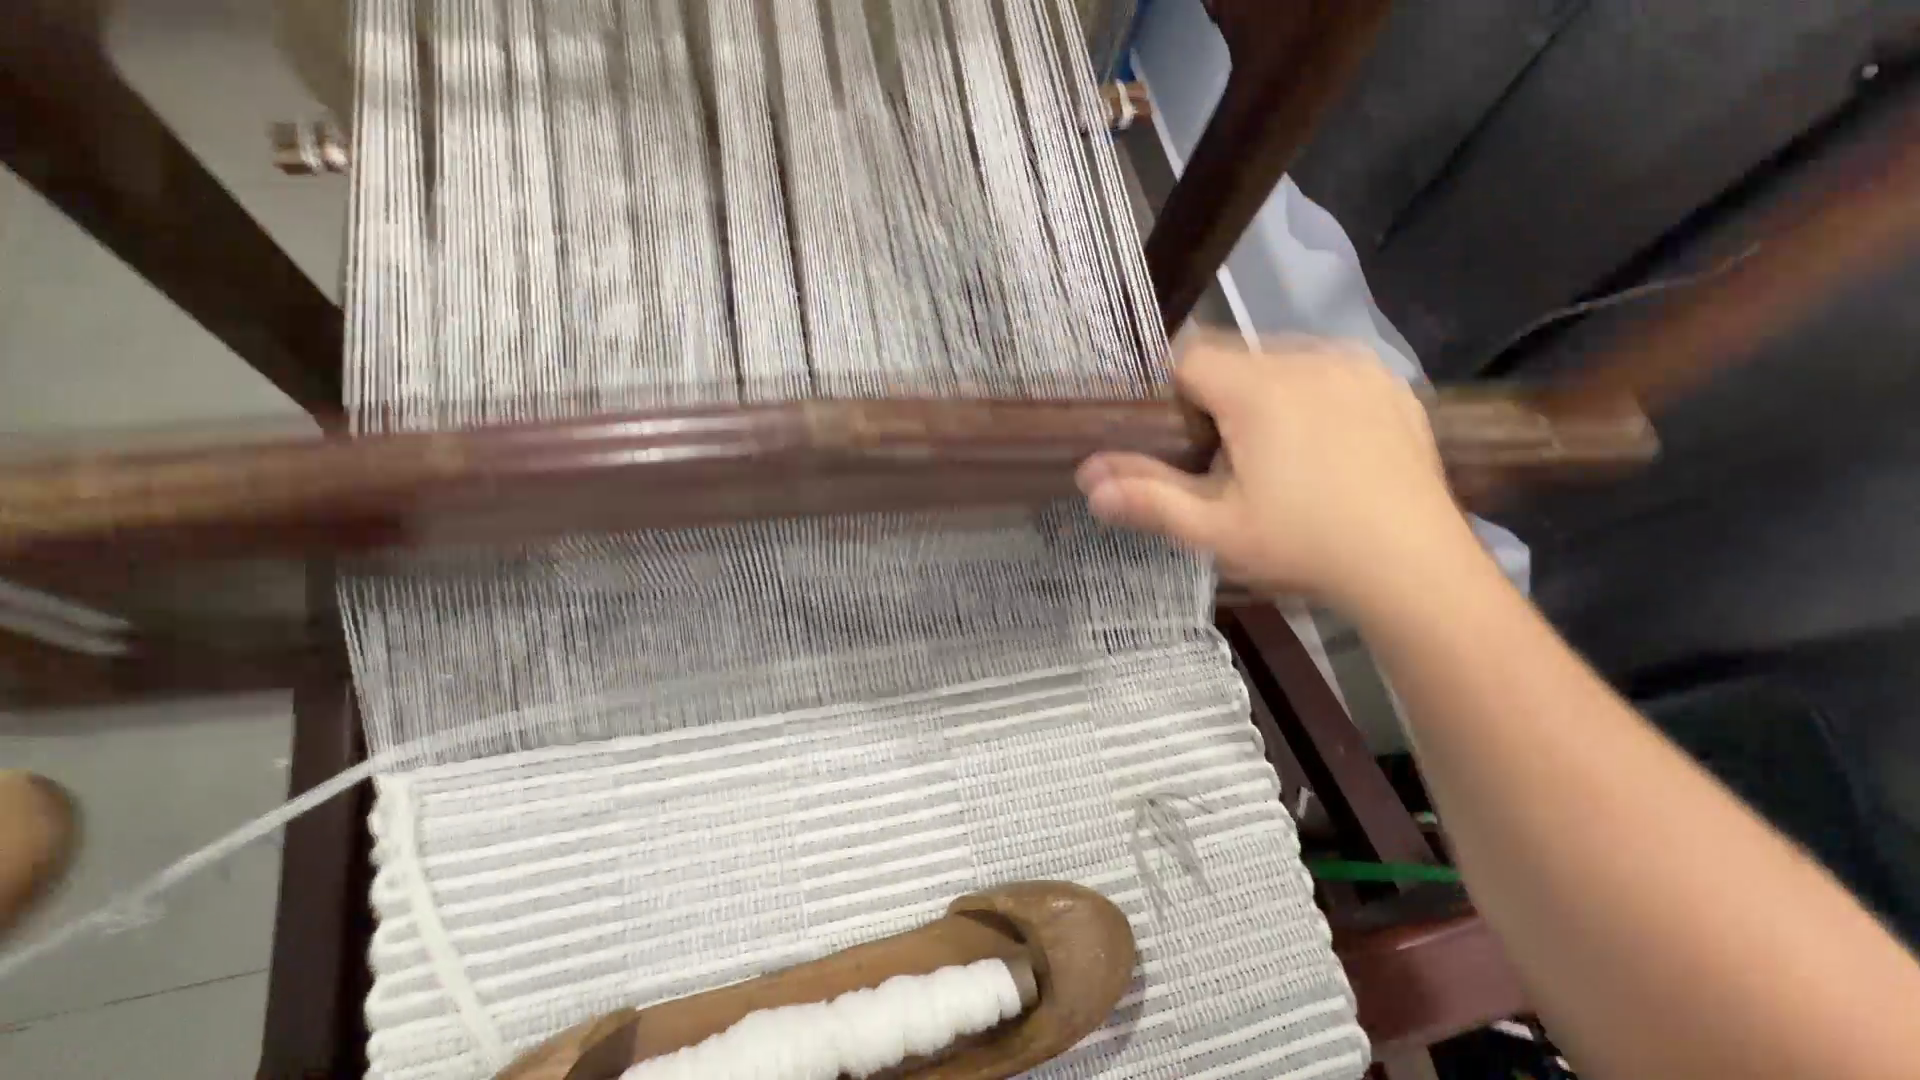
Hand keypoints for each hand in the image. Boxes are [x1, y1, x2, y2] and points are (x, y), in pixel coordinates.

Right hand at [1075, 333, 1479, 612]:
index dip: (1173, 394)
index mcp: (1258, 389)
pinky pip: (1332, 371)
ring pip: (1284, 362)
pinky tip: (1326, 447)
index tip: (1181, 440)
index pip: (1189, 357)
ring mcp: (1358, 368)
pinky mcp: (1391, 384)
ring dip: (1266, 394)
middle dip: (1220, 398)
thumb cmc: (1306, 546)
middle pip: (1237, 357)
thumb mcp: (1217, 530)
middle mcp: (1308, 359)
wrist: (1414, 566)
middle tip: (1228, 460)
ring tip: (1279, 456)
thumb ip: (1149, 499)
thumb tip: (1087, 479)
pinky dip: (1315, 396)